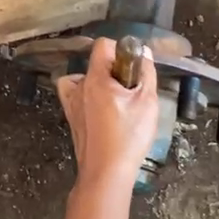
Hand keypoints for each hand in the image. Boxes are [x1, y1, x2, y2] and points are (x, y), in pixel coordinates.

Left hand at [55, 38, 158, 193]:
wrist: (106, 173)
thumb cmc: (128, 137)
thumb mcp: (147, 102)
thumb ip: (146, 73)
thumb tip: (144, 52)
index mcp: (96, 78)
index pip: (102, 46)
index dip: (121, 49)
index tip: (133, 67)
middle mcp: (79, 86)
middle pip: (96, 63)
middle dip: (115, 71)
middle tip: (131, 90)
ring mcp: (71, 103)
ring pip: (84, 79)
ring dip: (100, 83)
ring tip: (117, 100)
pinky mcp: (71, 118)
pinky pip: (75, 95)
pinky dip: (86, 95)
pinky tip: (100, 108)